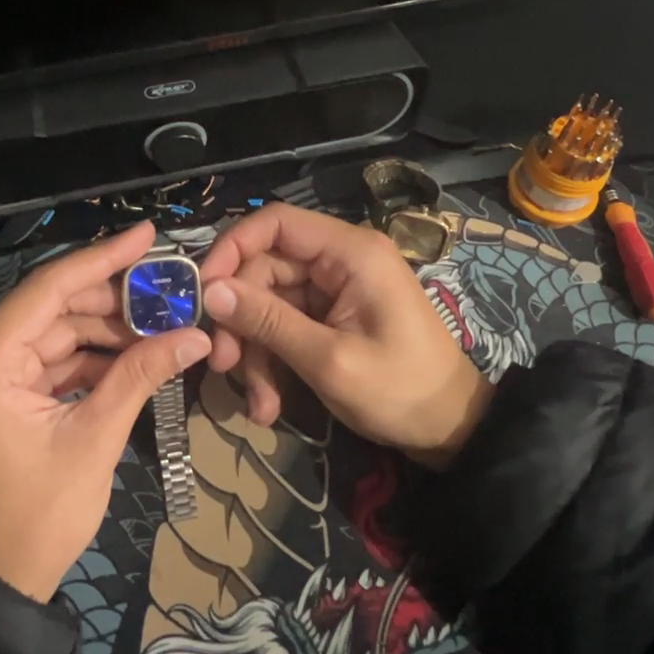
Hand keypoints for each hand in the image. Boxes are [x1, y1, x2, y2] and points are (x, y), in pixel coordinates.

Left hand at [0, 222, 210, 601]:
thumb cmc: (38, 518)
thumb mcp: (94, 440)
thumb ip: (140, 376)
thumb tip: (196, 334)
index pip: (48, 288)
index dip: (102, 258)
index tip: (147, 234)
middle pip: (50, 306)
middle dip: (112, 301)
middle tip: (169, 295)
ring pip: (51, 329)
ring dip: (104, 330)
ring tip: (160, 329)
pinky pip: (43, 356)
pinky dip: (85, 356)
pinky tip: (131, 355)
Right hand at [200, 203, 492, 469]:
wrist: (451, 430)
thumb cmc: (400, 391)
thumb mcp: (329, 360)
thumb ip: (268, 322)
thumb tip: (211, 290)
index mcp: (350, 252)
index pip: (275, 223)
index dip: (232, 249)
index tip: (203, 292)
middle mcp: (339, 260)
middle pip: (265, 269)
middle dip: (240, 319)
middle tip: (221, 365)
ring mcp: (334, 289)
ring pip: (269, 303)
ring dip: (254, 352)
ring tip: (257, 404)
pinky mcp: (331, 316)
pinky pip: (285, 326)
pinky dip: (272, 361)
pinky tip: (269, 404)